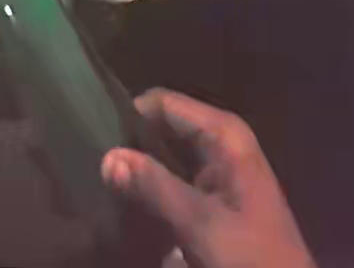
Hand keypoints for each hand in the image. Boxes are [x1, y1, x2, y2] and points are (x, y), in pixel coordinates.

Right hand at [102, 89, 313, 267]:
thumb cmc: (254, 263)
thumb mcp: (200, 225)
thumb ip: (152, 187)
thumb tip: (106, 157)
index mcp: (223, 133)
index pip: (162, 102)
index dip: (130, 116)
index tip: (99, 141)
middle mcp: (222, 138)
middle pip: (164, 123)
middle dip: (133, 143)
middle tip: (99, 165)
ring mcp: (221, 165)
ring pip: (167, 149)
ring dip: (142, 167)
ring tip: (109, 182)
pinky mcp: (218, 192)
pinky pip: (176, 173)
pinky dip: (156, 184)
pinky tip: (133, 202)